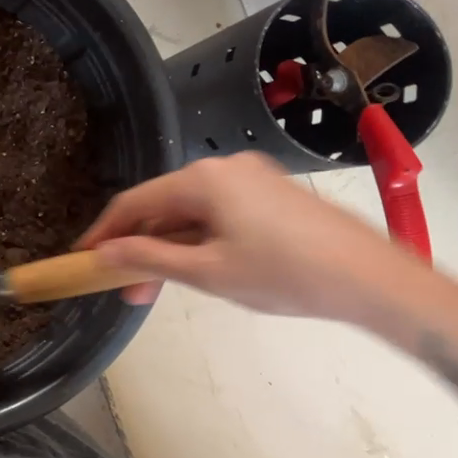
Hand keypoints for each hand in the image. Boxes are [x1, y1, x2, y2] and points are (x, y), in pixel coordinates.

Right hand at [75, 152, 423, 321]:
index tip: (81, 258)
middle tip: (126, 288)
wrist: (376, 281)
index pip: (134, 203)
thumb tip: (103, 254)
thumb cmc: (286, 275)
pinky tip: (198, 269)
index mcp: (203, 180)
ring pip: (190, 212)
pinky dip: (198, 240)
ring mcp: (252, 179)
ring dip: (168, 247)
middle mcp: (224, 169)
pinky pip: (218, 213)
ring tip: (159, 288)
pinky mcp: (273, 195)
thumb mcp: (208, 272)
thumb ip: (148, 258)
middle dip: (139, 247)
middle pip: (162, 206)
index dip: (103, 232)